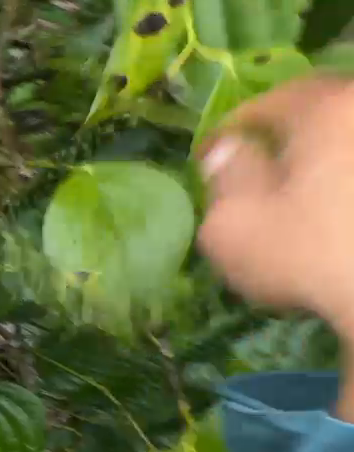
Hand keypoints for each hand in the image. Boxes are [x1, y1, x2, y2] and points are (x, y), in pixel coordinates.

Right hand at [200, 77, 353, 347]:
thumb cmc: (307, 254)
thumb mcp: (233, 226)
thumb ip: (227, 180)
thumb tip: (229, 151)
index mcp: (330, 113)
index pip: (280, 97)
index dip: (239, 122)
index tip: (211, 153)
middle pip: (331, 107)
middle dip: (293, 133)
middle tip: (261, 164)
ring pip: (350, 139)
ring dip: (328, 156)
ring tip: (305, 187)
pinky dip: (343, 180)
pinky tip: (335, 208)